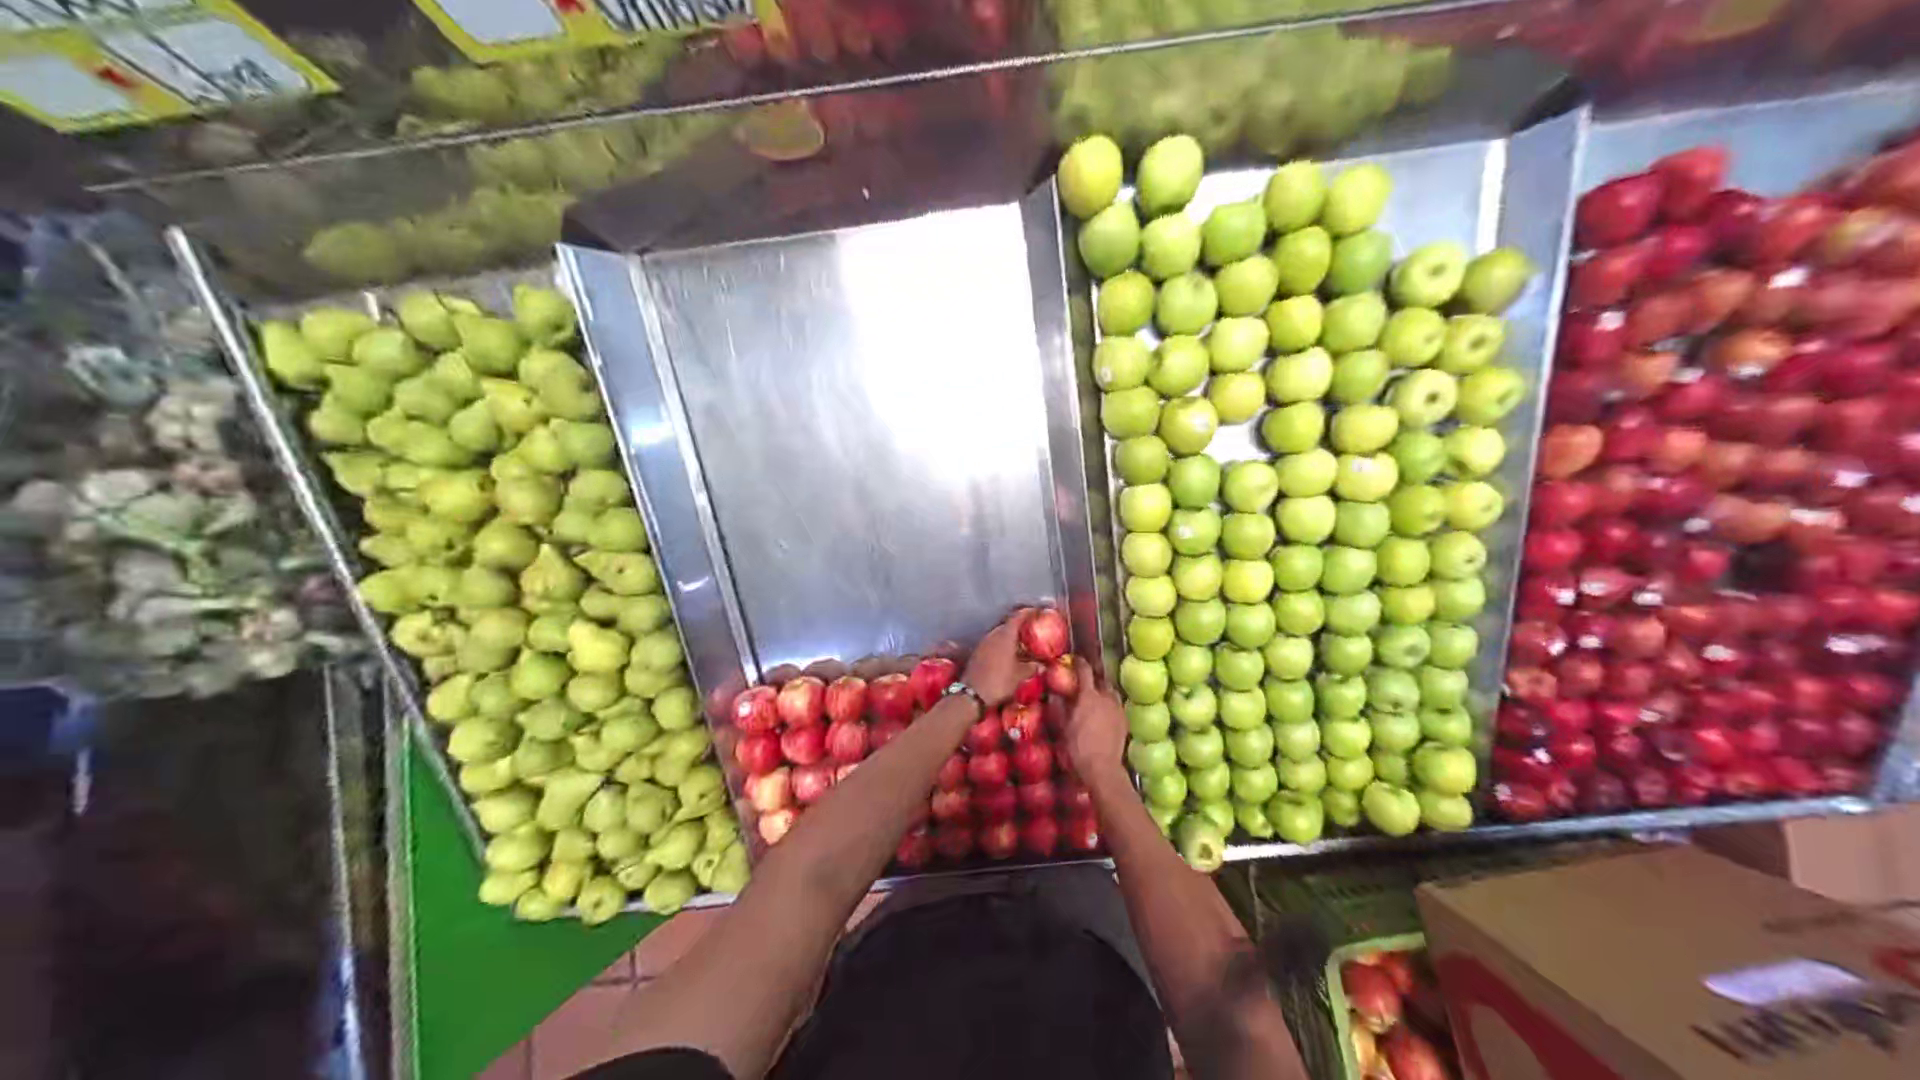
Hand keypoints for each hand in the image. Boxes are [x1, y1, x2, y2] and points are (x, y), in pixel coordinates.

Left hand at [961, 610, 1040, 705]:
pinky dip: (1001, 645)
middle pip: (1007, 625)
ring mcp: (982, 644)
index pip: (1017, 617)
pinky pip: (992, 644)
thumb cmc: (999, 681)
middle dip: (1018, 626)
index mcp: (1005, 636)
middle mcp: (992, 635)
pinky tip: (1006, 655)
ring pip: (998, 635)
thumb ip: (1031, 667)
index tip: (1036, 611)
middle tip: (1030, 630)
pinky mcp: (976, 653)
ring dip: (1009, 637)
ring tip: (1020, 644)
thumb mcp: (1020, 676)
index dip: (1027, 612)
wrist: (972, 695)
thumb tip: (1040, 665)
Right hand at [1063, 663, 1129, 792]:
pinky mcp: (1124, 721)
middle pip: (1102, 680)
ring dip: (1103, 691)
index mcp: (1089, 696)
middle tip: (1084, 681)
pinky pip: (1117, 706)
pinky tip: (1104, 713)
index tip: (1075, 659)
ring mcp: (1118, 709)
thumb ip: (1060, 708)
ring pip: (1111, 693)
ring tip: (1095, 697)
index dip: (1080, 662)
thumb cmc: (1078, 748)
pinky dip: (1109, 704)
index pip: (1085, 671)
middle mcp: (1106, 698)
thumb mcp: (1063, 727)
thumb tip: (1055, 694)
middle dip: (1093, 678)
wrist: (1102, 769)